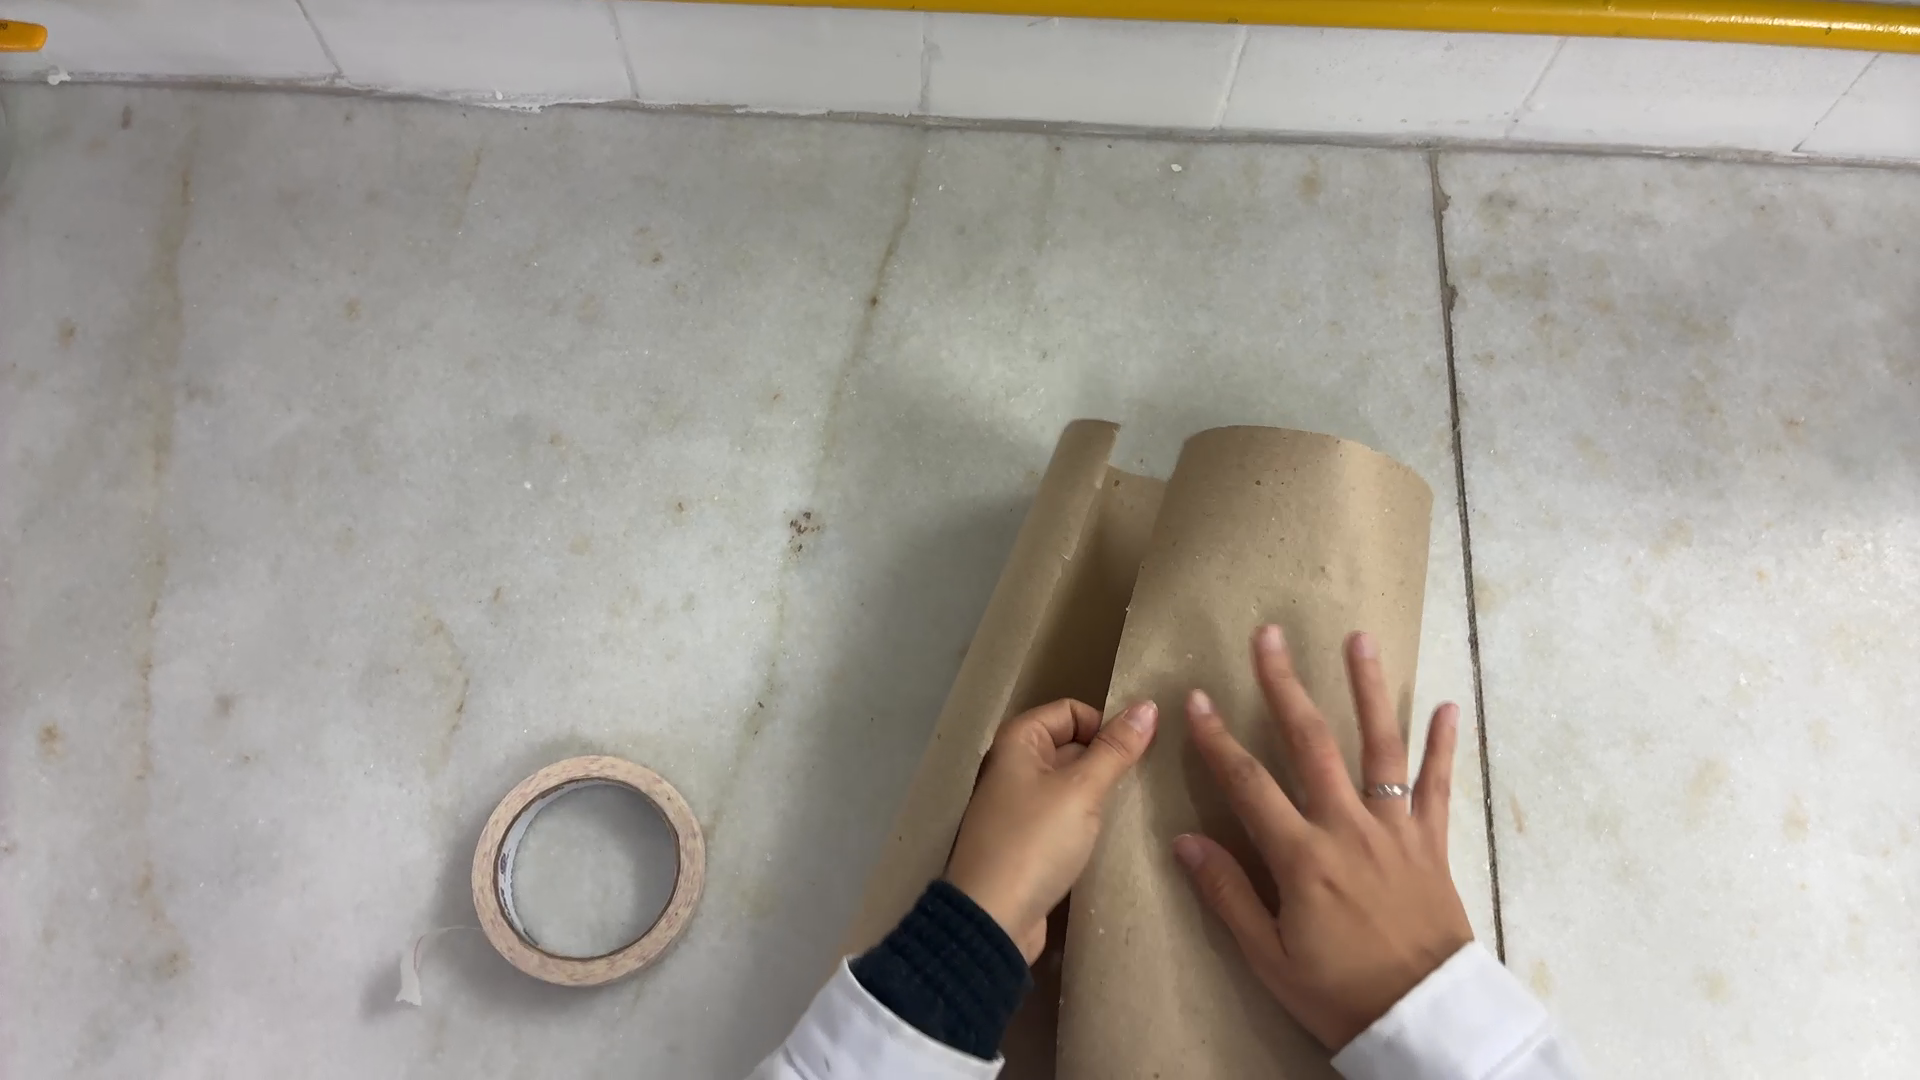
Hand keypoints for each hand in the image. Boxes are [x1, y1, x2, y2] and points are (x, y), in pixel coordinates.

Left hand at [946, 698, 1158, 961]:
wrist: (991, 918)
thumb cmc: (1034, 841)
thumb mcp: (1081, 790)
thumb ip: (1115, 749)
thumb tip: (1148, 705)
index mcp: (1018, 740)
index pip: (1071, 710)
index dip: (1104, 725)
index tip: (1136, 753)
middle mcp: (1013, 764)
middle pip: (1070, 743)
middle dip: (1105, 758)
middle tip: (1145, 780)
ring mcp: (1017, 803)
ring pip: (1068, 782)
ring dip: (1097, 791)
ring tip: (1134, 807)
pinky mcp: (1025, 838)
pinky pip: (1061, 813)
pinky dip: (1084, 818)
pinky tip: (1109, 834)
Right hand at [1174, 625, 1471, 1050]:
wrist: (1433, 1029)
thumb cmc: (1341, 994)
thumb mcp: (1269, 957)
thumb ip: (1227, 893)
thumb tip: (1183, 841)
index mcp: (1302, 856)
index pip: (1247, 782)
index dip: (1216, 738)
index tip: (1195, 697)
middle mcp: (1348, 828)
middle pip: (1312, 742)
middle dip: (1285, 684)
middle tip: (1269, 635)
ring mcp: (1395, 831)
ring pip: (1379, 747)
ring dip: (1366, 689)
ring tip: (1358, 638)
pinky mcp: (1433, 845)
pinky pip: (1439, 789)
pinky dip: (1442, 746)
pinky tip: (1446, 705)